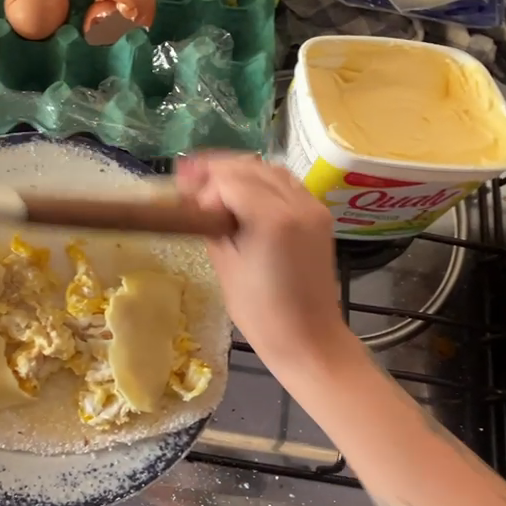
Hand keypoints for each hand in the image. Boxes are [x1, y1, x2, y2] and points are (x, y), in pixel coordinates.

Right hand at [176, 153, 357, 371]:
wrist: (309, 339)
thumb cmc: (261, 313)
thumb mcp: (225, 266)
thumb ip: (211, 226)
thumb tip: (196, 203)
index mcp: (273, 218)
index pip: (228, 181)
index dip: (204, 191)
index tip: (189, 210)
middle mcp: (298, 204)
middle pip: (249, 167)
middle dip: (216, 170)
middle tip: (187, 178)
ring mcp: (312, 207)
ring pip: (269, 169)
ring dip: (239, 171)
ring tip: (210, 182)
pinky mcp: (318, 215)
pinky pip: (286, 184)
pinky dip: (261, 181)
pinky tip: (241, 193)